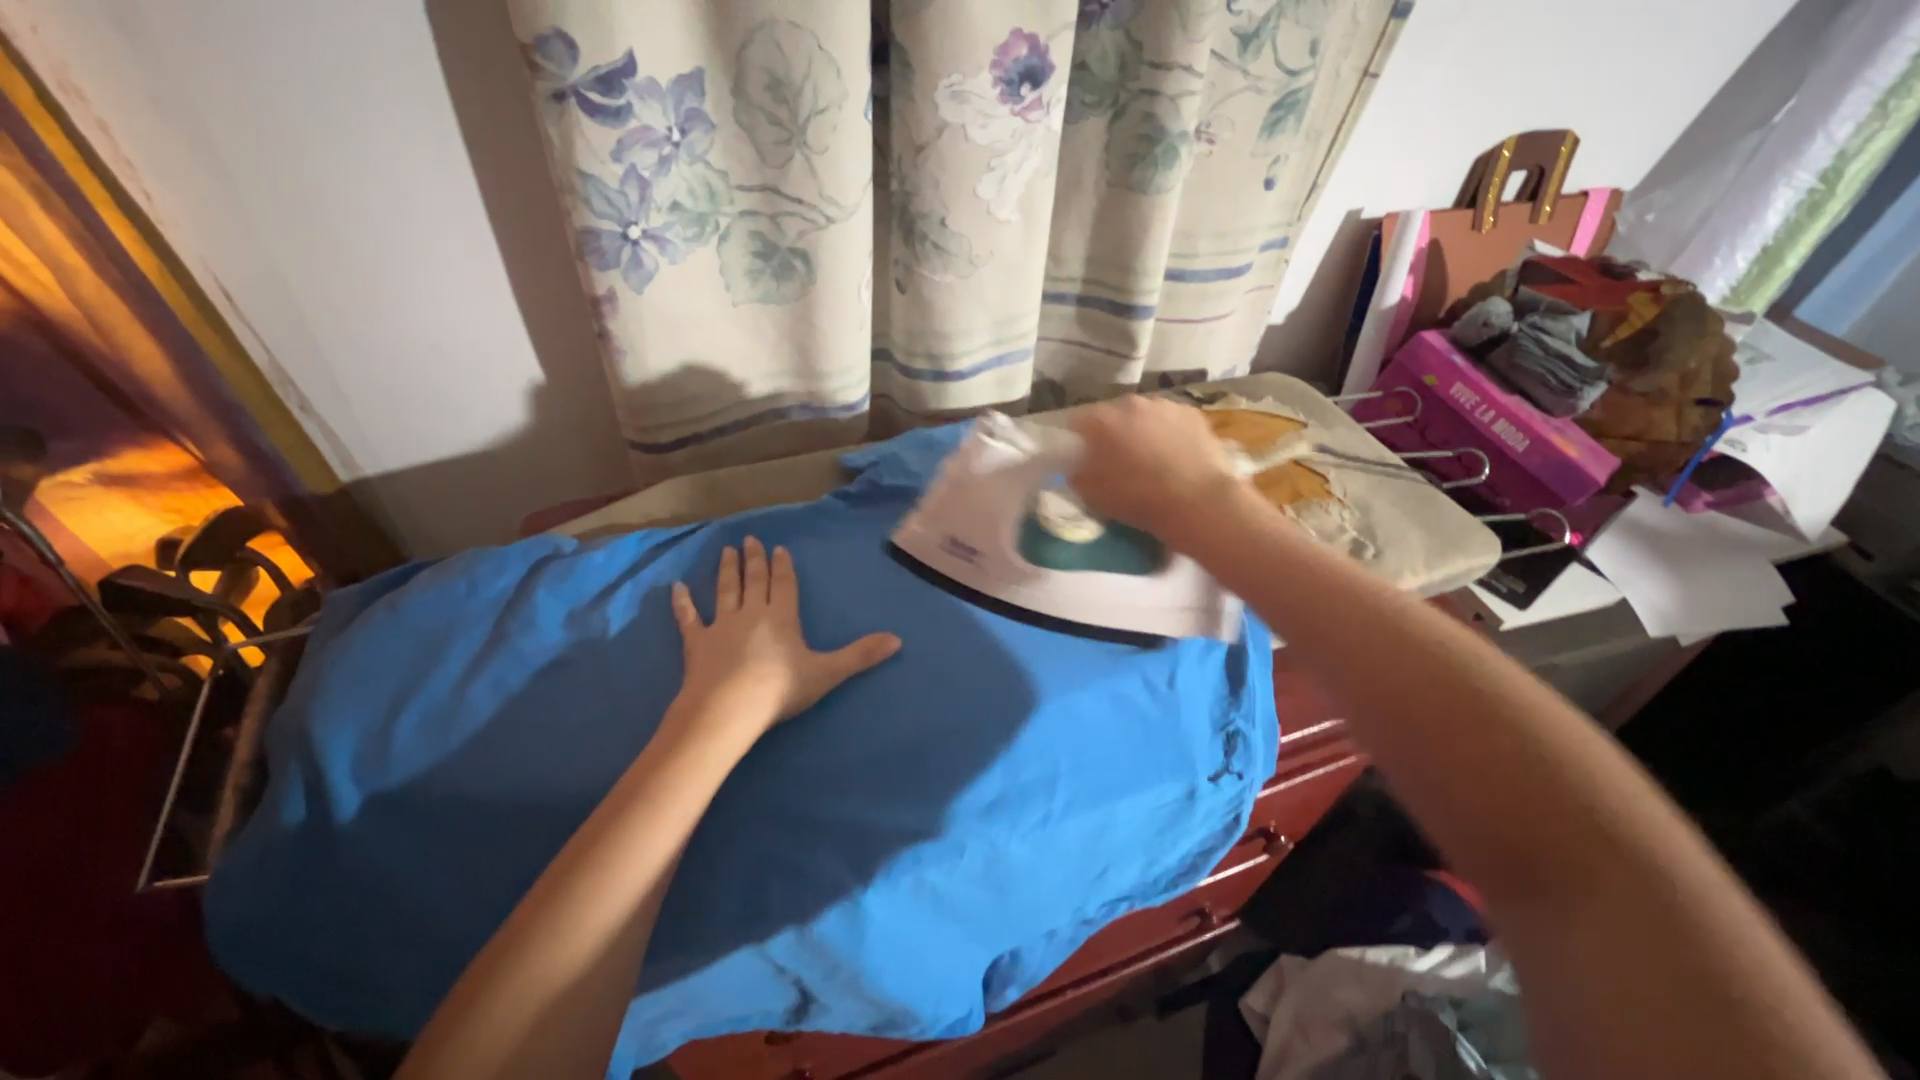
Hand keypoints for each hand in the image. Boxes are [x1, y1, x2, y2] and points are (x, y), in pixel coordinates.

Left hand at [668, 537, 900, 741]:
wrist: (728, 708)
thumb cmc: (780, 690)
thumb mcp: (827, 673)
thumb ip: (860, 656)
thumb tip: (898, 640)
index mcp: (783, 618)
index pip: (785, 586)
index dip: (783, 568)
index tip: (778, 549)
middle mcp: (752, 614)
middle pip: (754, 581)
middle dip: (754, 560)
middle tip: (750, 539)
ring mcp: (722, 625)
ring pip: (725, 591)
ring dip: (726, 570)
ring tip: (727, 551)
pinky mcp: (697, 641)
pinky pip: (689, 617)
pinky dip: (683, 602)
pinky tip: (677, 587)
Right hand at [1069, 396, 1246, 546]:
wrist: (1195, 501)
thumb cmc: (1136, 498)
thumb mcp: (1091, 495)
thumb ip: (1077, 474)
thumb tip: (1078, 466)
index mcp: (1101, 421)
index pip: (1077, 422)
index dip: (1078, 440)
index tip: (1084, 458)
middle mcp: (1131, 404)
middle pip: (1113, 415)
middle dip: (1113, 433)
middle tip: (1120, 459)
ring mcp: (1165, 406)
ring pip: (1145, 415)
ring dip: (1143, 430)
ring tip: (1152, 458)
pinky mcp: (1193, 414)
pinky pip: (1173, 421)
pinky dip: (1171, 433)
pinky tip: (1177, 456)